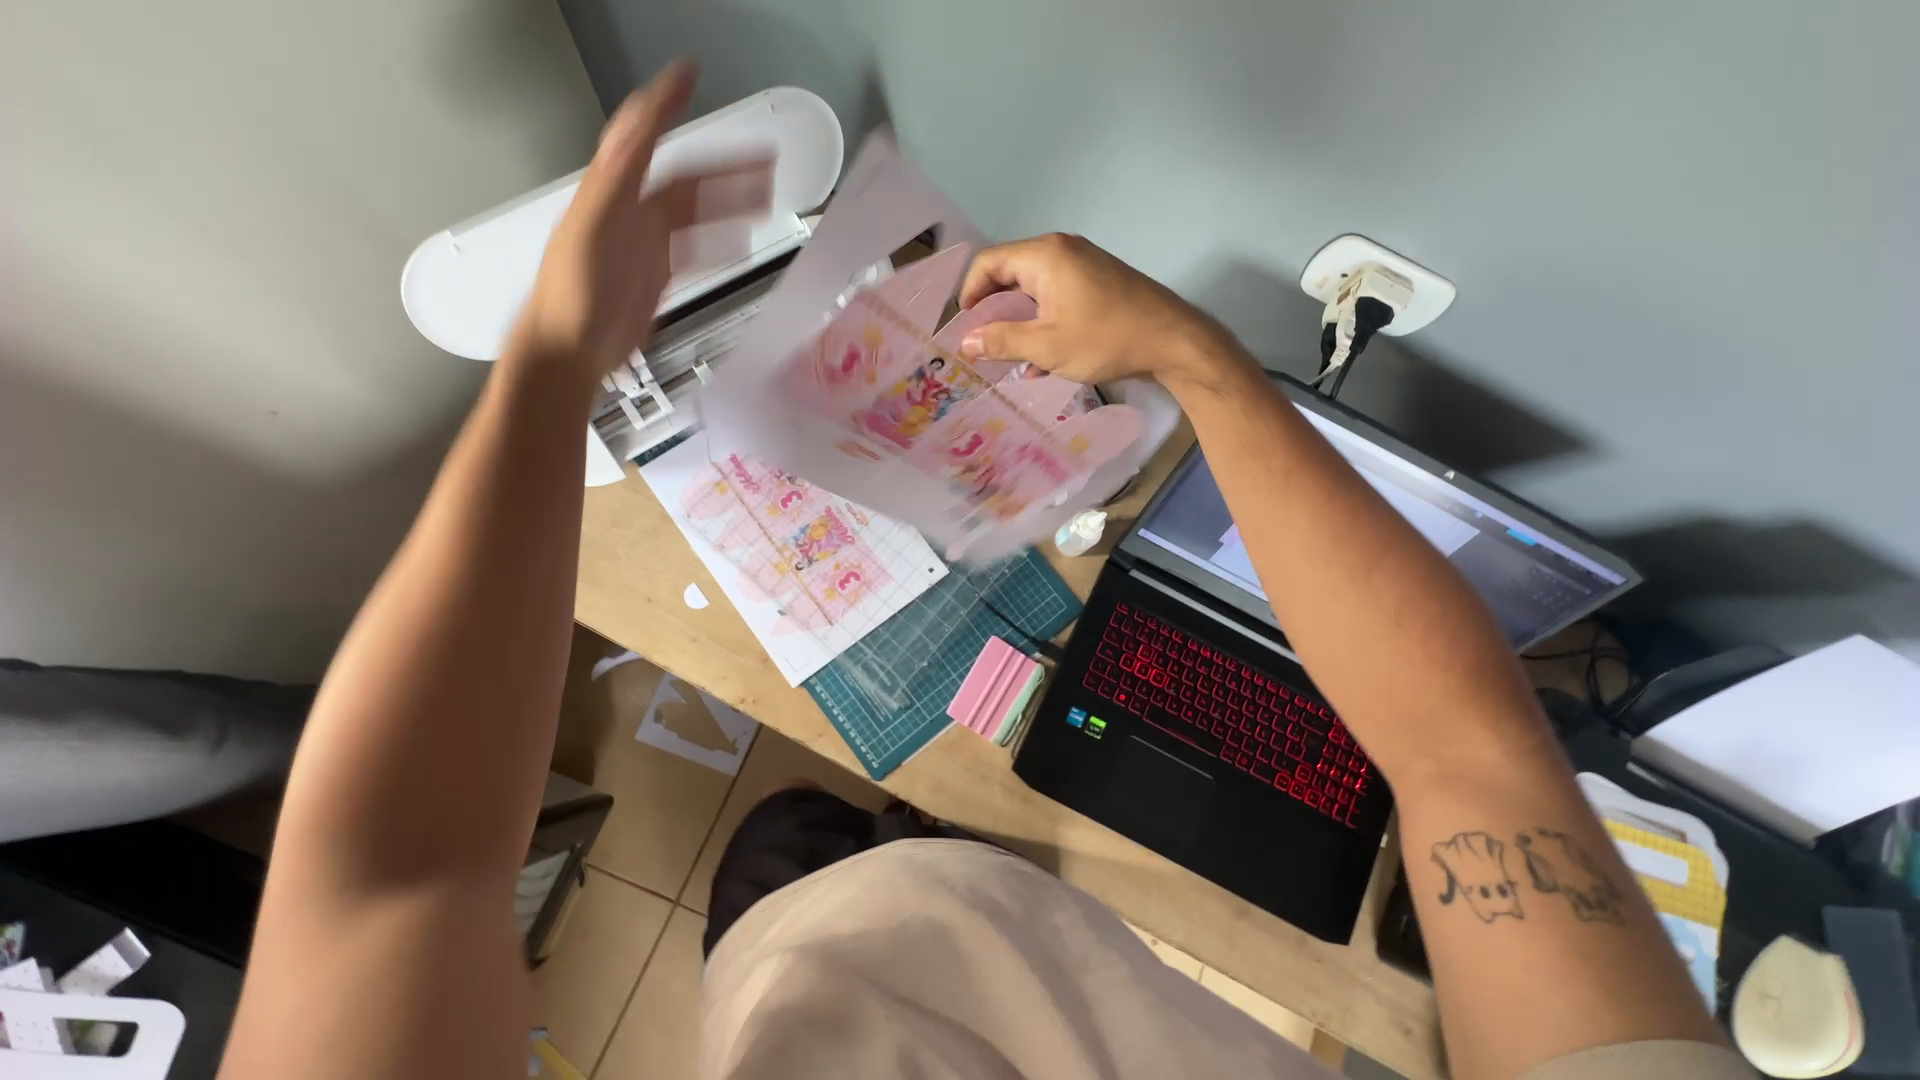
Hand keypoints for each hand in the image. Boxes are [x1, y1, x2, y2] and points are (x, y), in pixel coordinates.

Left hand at [515, 60, 771, 383]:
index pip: (642, 136)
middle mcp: (631, 212)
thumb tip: (632, 133)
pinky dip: (721, 242)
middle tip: (763, 155)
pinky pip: (697, 249)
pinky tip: (739, 242)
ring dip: (731, 199)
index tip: (687, 76)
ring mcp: (647, 244)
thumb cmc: (569, 295)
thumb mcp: (588, 229)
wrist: (568, 348)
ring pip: (698, 211)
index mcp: (612, 193)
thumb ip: (613, 179)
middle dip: (726, 164)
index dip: (665, 104)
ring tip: (765, 193)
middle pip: (687, 176)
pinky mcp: (657, 274)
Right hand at [956, 233, 1243, 388]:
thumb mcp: (1046, 347)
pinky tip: (1041, 361)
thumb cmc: (1106, 340)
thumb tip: (965, 343)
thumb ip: (1002, 342)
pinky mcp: (1098, 283)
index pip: (988, 262)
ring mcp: (1083, 265)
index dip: (969, 294)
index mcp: (1045, 256)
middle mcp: (1062, 250)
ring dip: (1019, 323)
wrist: (1173, 342)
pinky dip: (1043, 323)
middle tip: (982, 345)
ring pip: (1033, 291)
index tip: (964, 328)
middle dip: (993, 311)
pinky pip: (1056, 298)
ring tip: (1009, 359)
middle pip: (1010, 274)